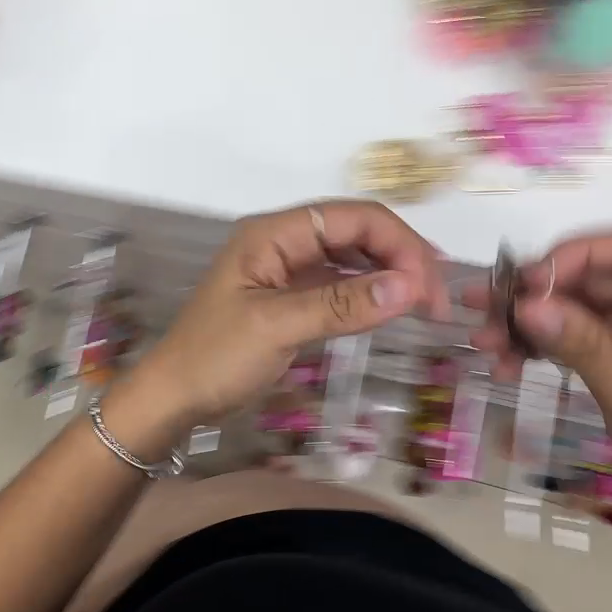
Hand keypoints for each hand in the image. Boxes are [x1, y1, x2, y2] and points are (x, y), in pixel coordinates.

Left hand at [109, 201, 448, 447]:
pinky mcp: (287, 297)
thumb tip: (409, 286)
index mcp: (271, 234)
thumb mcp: (277, 328)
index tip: (429, 285)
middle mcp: (280, 242)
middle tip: (437, 302)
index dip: (398, 242)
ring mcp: (284, 269)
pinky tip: (390, 309)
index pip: (350, 217)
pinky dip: (367, 293)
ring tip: (425, 307)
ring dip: (388, 275)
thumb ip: (341, 305)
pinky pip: (337, 283)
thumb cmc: (214, 357)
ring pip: (350, 257)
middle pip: (355, 231)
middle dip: (400, 257)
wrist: (174, 395)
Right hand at [466, 227, 611, 526]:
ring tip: (483, 342)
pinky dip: (540, 350)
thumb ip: (580, 341)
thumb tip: (522, 303)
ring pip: (576, 311)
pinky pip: (575, 342)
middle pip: (593, 279)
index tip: (526, 282)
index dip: (575, 255)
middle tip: (483, 308)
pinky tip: (507, 366)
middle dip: (535, 293)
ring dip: (528, 324)